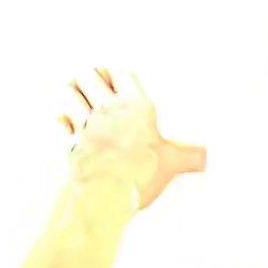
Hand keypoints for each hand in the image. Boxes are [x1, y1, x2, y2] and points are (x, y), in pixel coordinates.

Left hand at [60, 68, 205, 214]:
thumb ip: (191, 156)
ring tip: (75, 100)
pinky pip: (60, 119)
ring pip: (70, 91)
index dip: (113, 68)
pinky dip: (58, 119)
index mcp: (137, 107)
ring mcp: (88, 123)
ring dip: (70, 93)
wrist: (110, 198)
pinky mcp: (71, 141)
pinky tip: (62, 124)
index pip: (120, 70)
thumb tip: (208, 157)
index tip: (112, 74)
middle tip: (91, 87)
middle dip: (88, 78)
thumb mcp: (172, 164)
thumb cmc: (142, 176)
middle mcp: (110, 109)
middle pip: (89, 75)